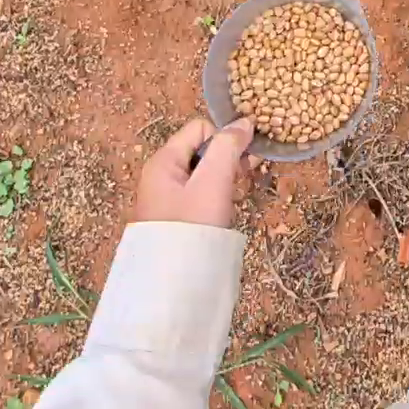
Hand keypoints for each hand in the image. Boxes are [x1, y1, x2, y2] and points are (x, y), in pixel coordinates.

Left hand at [136, 117, 254, 227]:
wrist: (170, 285)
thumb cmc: (191, 225)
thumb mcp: (213, 180)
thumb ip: (228, 146)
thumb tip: (244, 122)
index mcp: (163, 161)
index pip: (200, 128)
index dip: (223, 137)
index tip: (242, 157)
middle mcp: (162, 174)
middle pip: (203, 148)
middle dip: (228, 156)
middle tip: (246, 173)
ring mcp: (167, 197)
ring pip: (205, 171)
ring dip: (225, 175)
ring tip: (238, 191)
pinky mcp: (176, 216)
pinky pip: (201, 191)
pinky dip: (217, 193)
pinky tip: (226, 206)